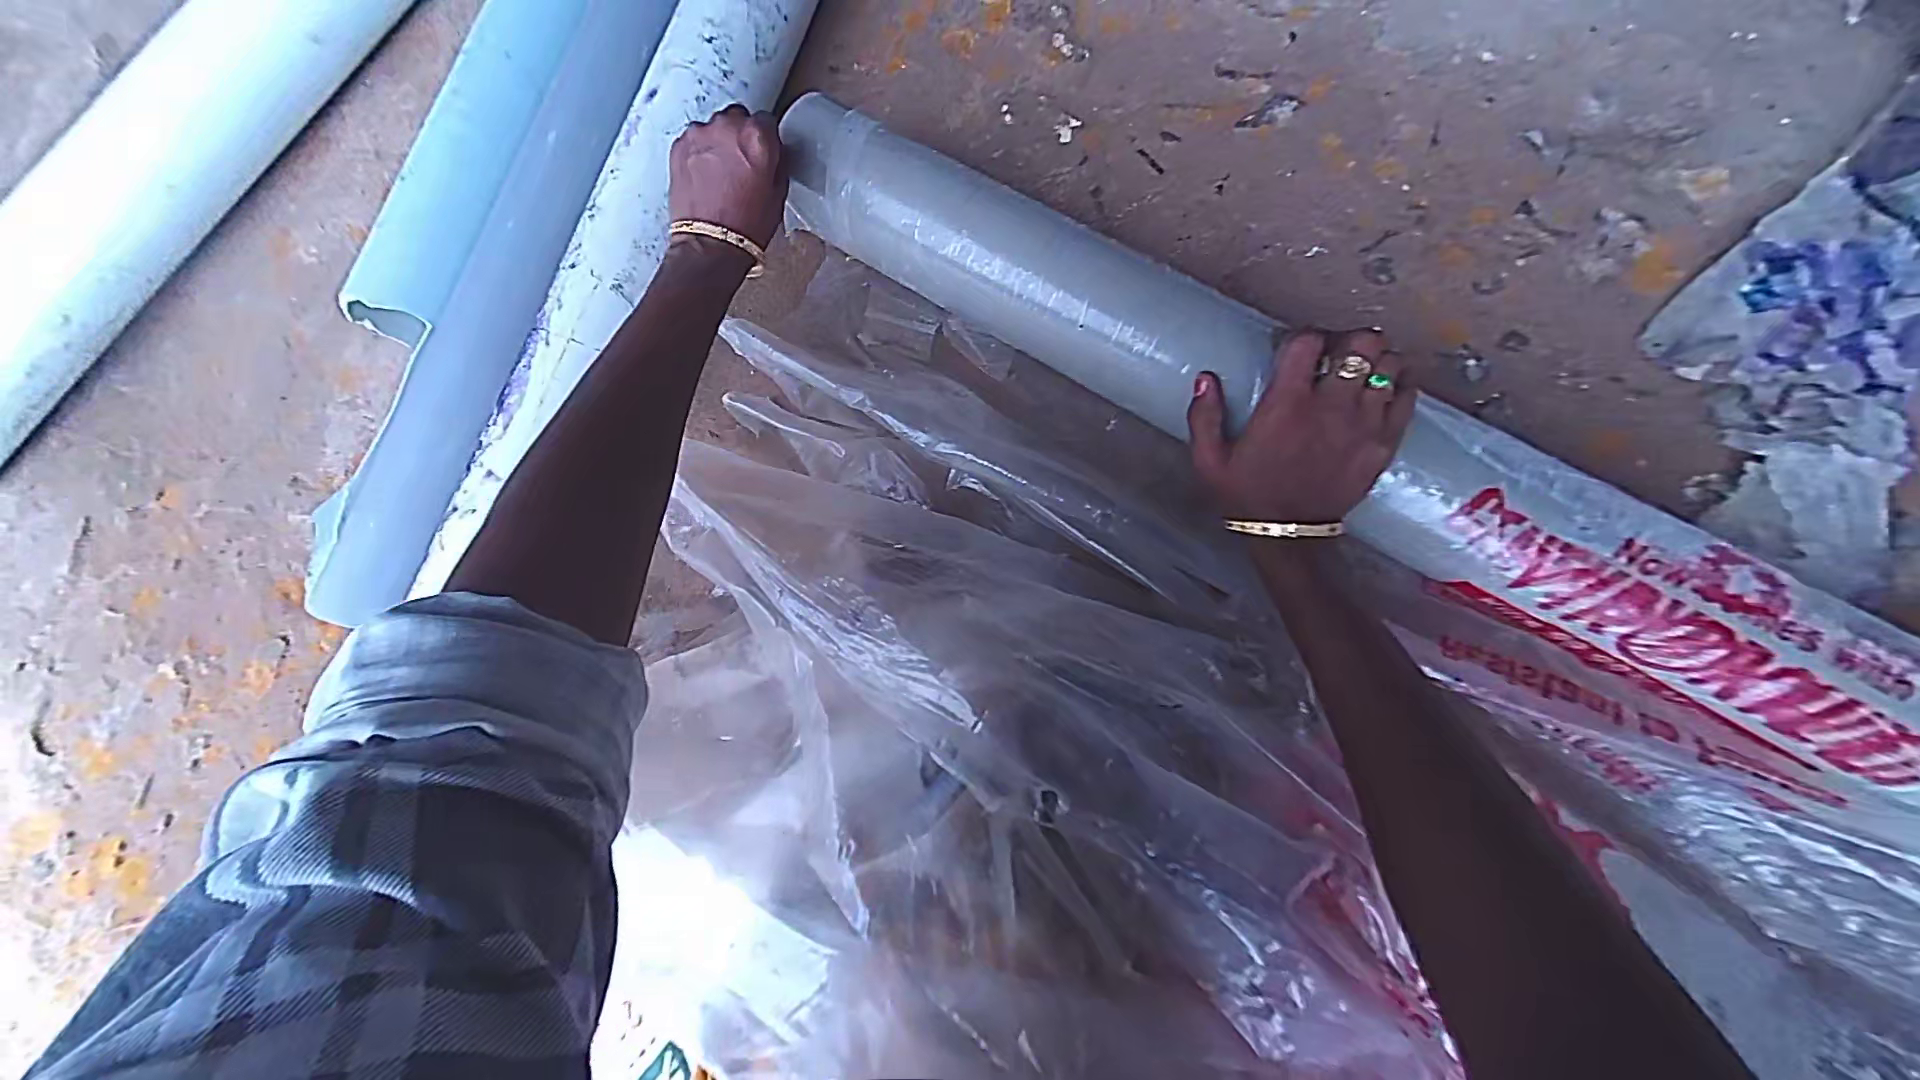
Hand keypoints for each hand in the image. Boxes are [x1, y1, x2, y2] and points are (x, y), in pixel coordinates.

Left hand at [667, 104, 786, 251]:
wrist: (711, 243)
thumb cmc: (744, 226)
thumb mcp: (777, 196)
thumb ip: (776, 165)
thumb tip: (772, 158)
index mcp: (757, 137)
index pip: (766, 121)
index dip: (767, 139)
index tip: (766, 151)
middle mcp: (727, 127)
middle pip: (738, 119)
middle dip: (741, 138)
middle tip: (744, 166)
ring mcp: (700, 134)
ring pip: (714, 128)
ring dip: (720, 144)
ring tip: (724, 176)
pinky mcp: (679, 146)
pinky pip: (694, 141)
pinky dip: (701, 153)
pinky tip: (708, 178)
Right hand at [1187, 329, 1416, 524]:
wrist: (1287, 534)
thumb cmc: (1245, 493)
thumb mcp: (1209, 460)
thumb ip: (1204, 416)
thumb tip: (1205, 378)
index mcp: (1285, 405)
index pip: (1308, 343)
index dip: (1304, 337)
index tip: (1297, 349)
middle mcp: (1330, 407)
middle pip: (1361, 344)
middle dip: (1348, 341)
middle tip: (1336, 354)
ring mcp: (1363, 424)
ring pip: (1389, 364)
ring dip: (1375, 360)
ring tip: (1360, 371)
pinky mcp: (1383, 442)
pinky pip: (1406, 395)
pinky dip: (1398, 384)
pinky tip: (1382, 389)